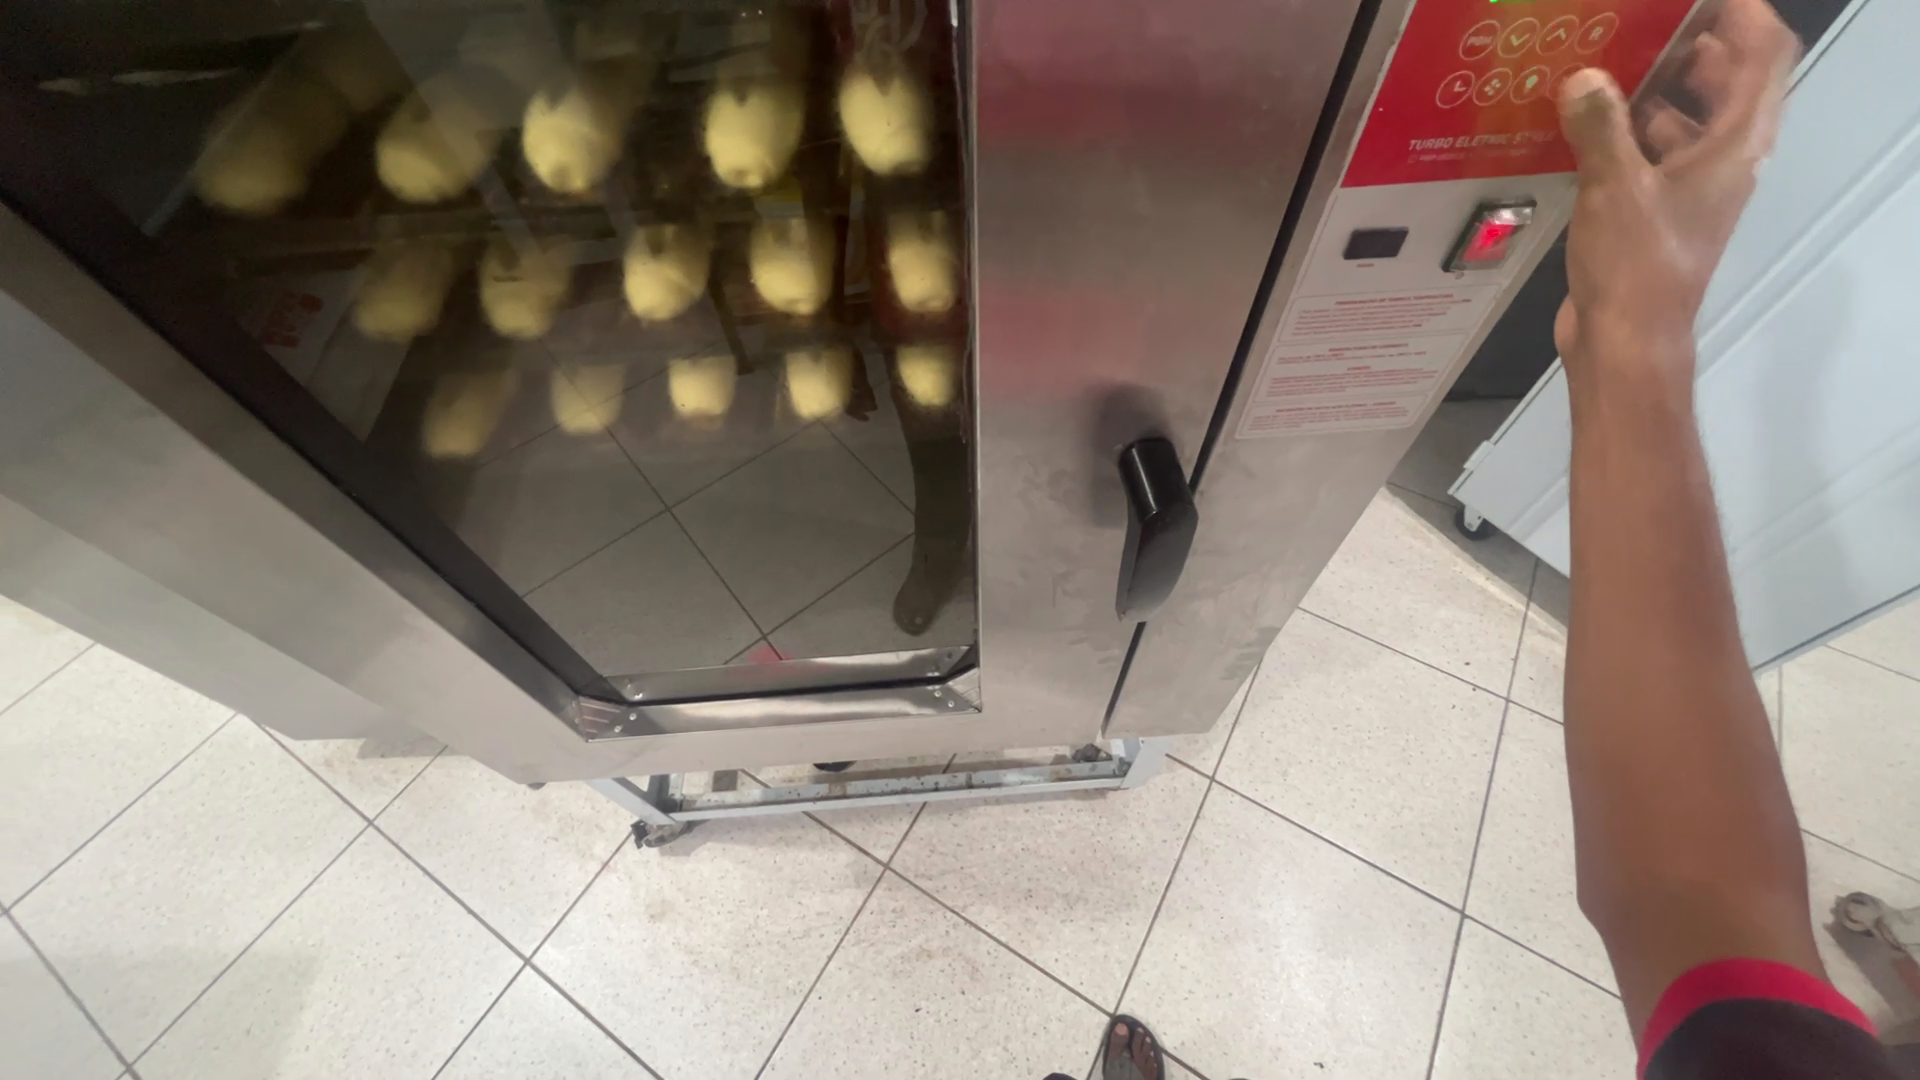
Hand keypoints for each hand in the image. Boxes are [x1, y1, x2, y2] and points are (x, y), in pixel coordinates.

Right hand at [1553, 0, 1797, 387]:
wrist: (1626, 335)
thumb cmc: (1635, 261)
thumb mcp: (1614, 188)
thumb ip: (1600, 130)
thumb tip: (1583, 79)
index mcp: (1735, 146)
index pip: (1763, 58)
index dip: (1743, 18)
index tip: (1706, 0)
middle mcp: (1725, 163)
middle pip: (1732, 90)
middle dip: (1702, 55)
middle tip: (1655, 33)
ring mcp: (1692, 194)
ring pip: (1691, 129)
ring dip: (1663, 99)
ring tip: (1619, 78)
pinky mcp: (1657, 219)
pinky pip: (1655, 164)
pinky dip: (1633, 143)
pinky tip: (1594, 140)